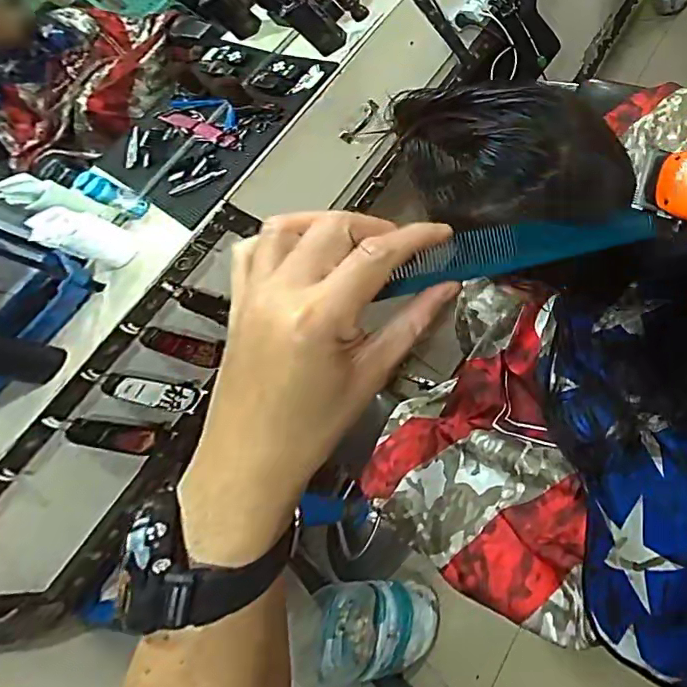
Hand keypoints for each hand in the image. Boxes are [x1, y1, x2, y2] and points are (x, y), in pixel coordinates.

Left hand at [179, 213, 457, 565]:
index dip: (416, 236)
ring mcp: (254, 295)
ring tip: (358, 241)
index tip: (441, 234)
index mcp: (319, 315)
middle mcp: (281, 295)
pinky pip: (254, 248)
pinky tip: (308, 252)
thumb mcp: (373, 372)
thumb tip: (447, 286)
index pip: (377, 253)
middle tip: (405, 249)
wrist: (248, 463)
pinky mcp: (239, 302)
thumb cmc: (312, 428)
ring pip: (288, 225)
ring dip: (330, 223)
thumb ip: (414, 320)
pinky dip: (285, 237)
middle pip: (334, 227)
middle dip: (378, 227)